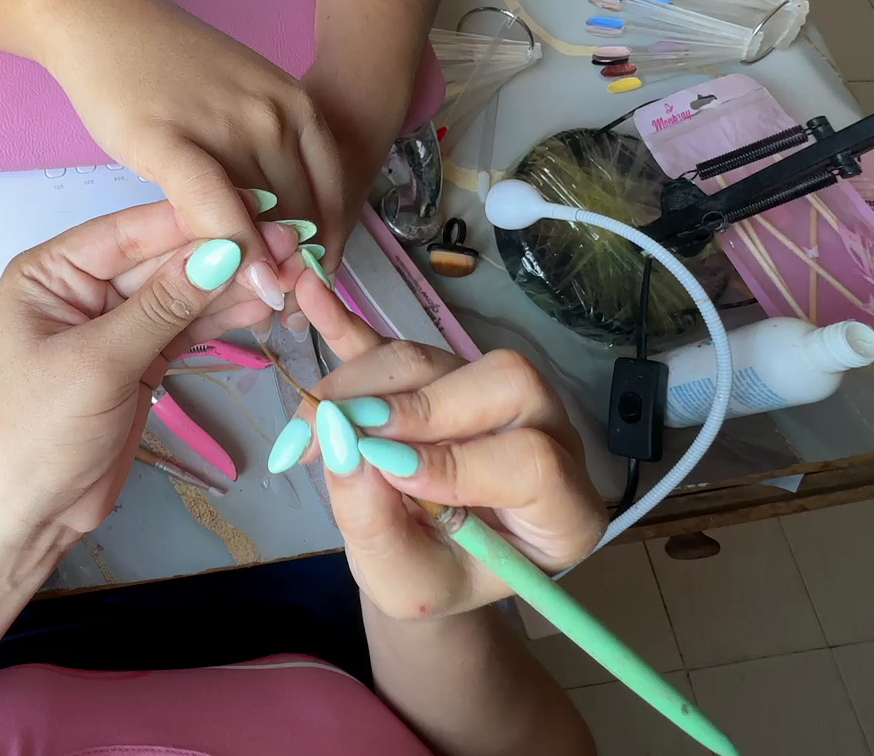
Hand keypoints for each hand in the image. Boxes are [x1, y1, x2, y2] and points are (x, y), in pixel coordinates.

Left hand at [0, 199, 303, 541]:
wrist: (29, 517)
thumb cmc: (39, 433)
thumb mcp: (98, 364)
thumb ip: (162, 306)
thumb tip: (224, 252)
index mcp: (53, 270)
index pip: (132, 230)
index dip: (195, 219)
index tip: (257, 213)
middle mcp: (85, 285)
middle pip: (164, 257)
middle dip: (225, 253)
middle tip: (291, 243)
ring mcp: (118, 320)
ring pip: (183, 290)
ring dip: (234, 284)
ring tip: (292, 271)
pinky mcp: (144, 355)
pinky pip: (189, 324)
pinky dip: (224, 316)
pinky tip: (264, 304)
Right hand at [45, 15, 342, 316]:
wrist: (104, 21)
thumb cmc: (166, 65)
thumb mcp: (236, 101)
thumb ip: (264, 153)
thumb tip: (277, 216)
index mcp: (297, 108)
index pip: (332, 194)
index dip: (328, 247)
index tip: (313, 283)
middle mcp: (277, 117)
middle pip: (302, 212)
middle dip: (298, 266)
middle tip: (283, 307)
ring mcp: (230, 127)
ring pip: (265, 217)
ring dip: (268, 267)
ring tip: (258, 305)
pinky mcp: (175, 141)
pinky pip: (215, 205)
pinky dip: (231, 246)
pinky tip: (233, 277)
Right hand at [285, 276, 605, 619]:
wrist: (423, 561)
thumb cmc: (428, 579)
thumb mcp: (403, 580)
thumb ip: (374, 518)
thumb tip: (339, 441)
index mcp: (562, 508)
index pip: (531, 460)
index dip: (454, 459)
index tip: (380, 467)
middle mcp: (540, 434)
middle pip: (500, 381)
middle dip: (412, 403)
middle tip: (344, 430)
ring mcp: (486, 394)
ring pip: (434, 358)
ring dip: (363, 381)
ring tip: (310, 423)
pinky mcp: (432, 372)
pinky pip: (391, 340)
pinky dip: (346, 322)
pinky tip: (312, 294)